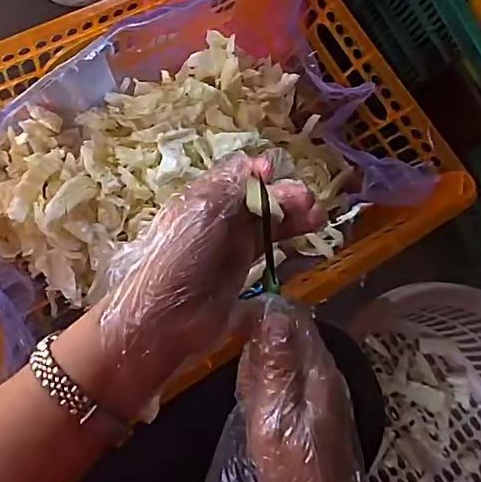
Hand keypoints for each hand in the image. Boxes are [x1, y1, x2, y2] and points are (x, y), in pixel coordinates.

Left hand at [58, 152, 322, 418]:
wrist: (162, 316)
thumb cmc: (181, 256)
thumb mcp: (203, 210)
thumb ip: (233, 186)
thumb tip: (262, 165)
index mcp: (203, 195)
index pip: (236, 174)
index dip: (258, 171)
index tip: (275, 174)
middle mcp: (217, 216)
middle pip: (258, 196)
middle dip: (285, 194)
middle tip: (309, 202)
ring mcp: (229, 244)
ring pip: (267, 219)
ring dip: (293, 215)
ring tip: (317, 218)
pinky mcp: (239, 271)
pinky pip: (267, 246)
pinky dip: (287, 238)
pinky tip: (306, 236)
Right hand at [238, 300, 395, 481]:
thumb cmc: (295, 473)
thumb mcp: (274, 417)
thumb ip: (275, 366)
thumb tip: (274, 313)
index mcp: (318, 371)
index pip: (293, 319)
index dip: (261, 313)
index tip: (229, 320)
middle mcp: (327, 375)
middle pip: (292, 334)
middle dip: (259, 336)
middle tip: (231, 355)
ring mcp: (326, 394)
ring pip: (290, 357)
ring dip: (263, 360)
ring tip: (242, 382)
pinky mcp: (320, 413)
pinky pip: (291, 379)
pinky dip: (269, 382)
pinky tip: (255, 400)